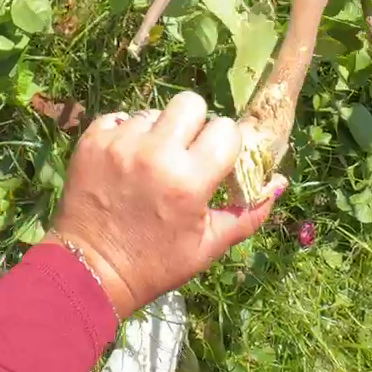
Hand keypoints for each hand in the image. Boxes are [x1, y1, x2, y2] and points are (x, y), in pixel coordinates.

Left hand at [45, 91, 282, 317]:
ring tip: (151, 161)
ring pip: (154, 111)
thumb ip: (249, 212)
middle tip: (185, 150)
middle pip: (190, 102)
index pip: (224, 128)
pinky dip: (126, 134)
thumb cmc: (156, 263)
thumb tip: (280, 181)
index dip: (223, 143)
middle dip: (194, 124)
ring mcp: (121, 143)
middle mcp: (156, 153)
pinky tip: (125, 160)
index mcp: (190, 180)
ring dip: (158, 132)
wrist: (90, 269)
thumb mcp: (208, 245)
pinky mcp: (93, 139)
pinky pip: (121, 118)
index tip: (214, 160)